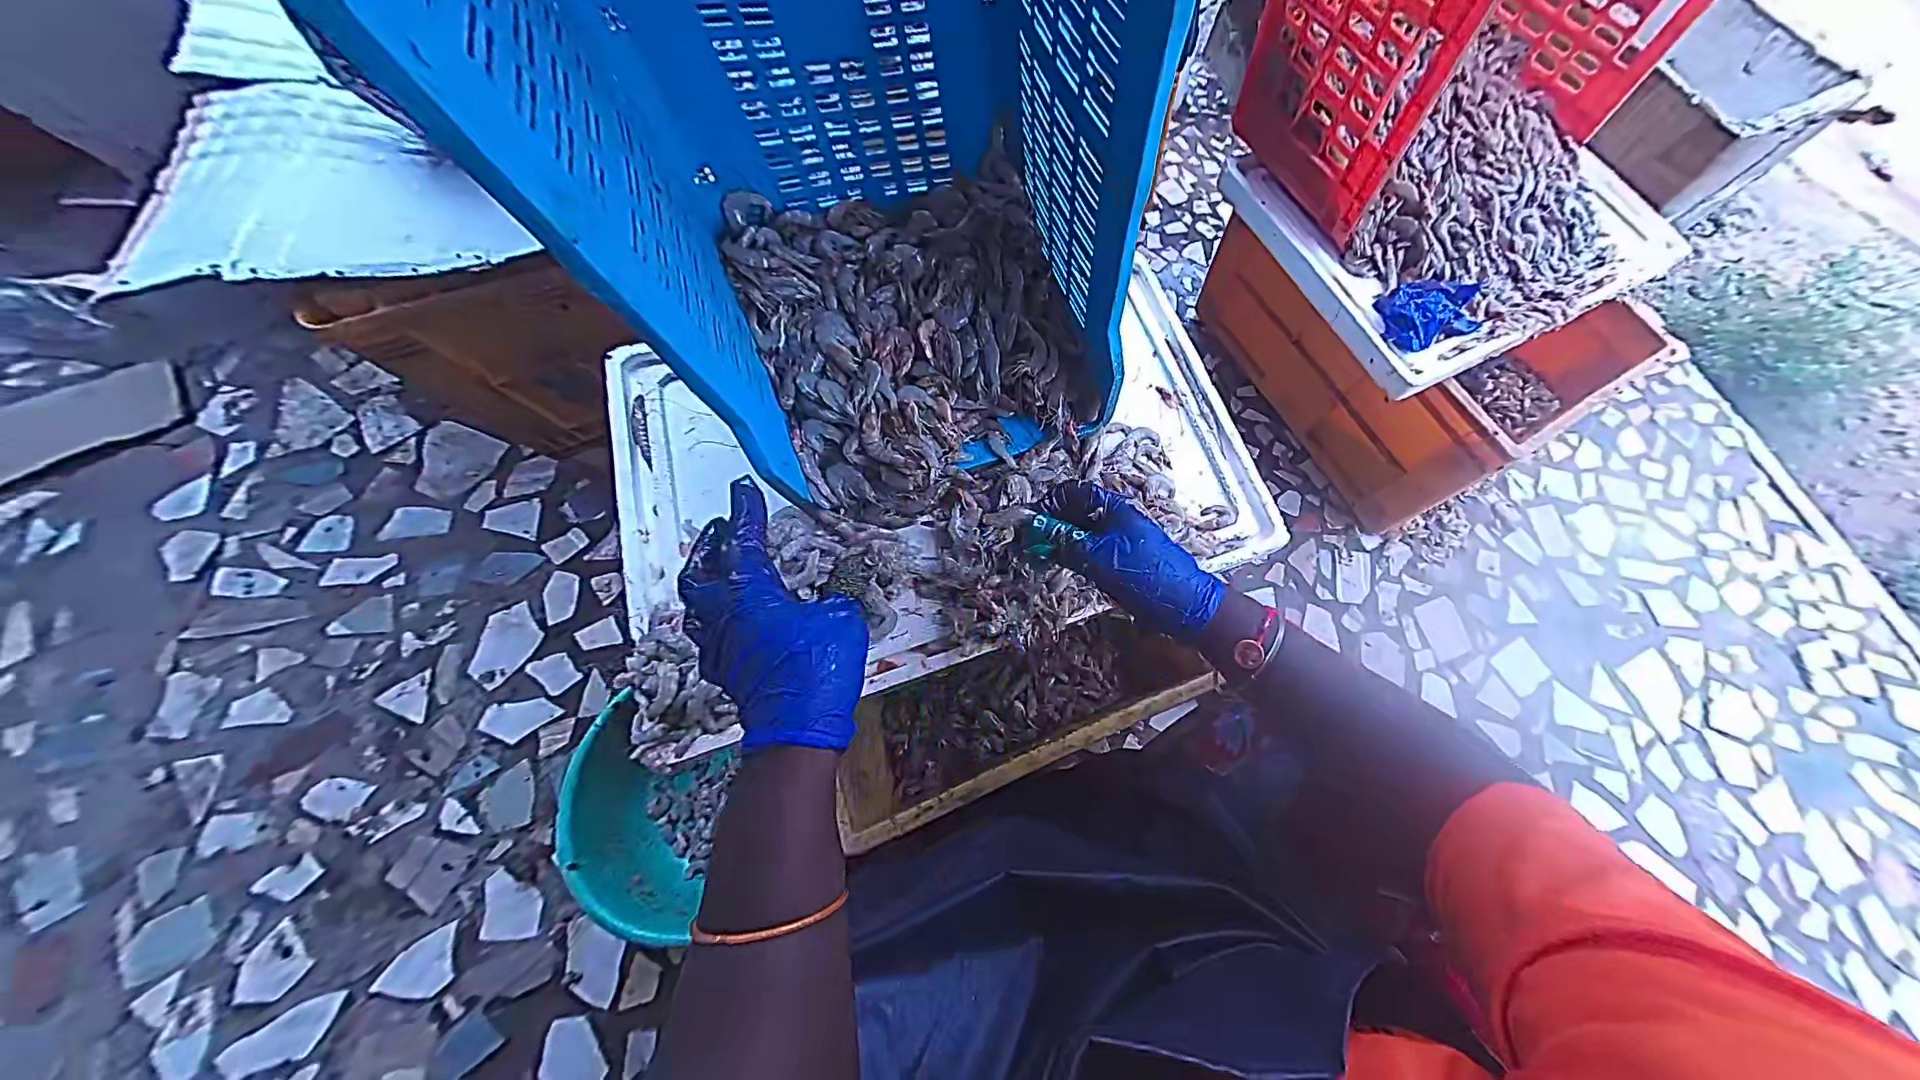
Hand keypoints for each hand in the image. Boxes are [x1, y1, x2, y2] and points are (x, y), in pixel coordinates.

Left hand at [678, 478, 869, 752]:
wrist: (796, 729)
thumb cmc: (816, 670)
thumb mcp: (841, 617)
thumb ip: (839, 590)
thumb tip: (844, 575)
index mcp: (749, 592)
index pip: (741, 540)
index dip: (744, 511)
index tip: (742, 490)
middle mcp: (723, 613)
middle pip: (701, 569)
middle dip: (711, 543)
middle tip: (721, 528)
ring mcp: (718, 643)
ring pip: (695, 601)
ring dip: (704, 576)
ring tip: (715, 565)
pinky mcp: (722, 667)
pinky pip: (705, 630)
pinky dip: (710, 612)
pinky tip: (725, 614)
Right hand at [1036, 481, 1224, 643]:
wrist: (1185, 605)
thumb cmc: (1145, 575)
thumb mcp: (1099, 557)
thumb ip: (1066, 543)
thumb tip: (1035, 531)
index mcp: (1114, 507)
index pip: (1073, 492)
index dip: (1049, 503)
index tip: (1030, 522)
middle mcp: (1116, 518)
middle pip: (1076, 512)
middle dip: (1051, 525)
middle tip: (1030, 543)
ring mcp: (1120, 539)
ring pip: (1082, 533)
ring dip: (1061, 543)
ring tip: (1042, 556)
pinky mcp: (1122, 559)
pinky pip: (1091, 551)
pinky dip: (1074, 556)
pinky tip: (1062, 566)